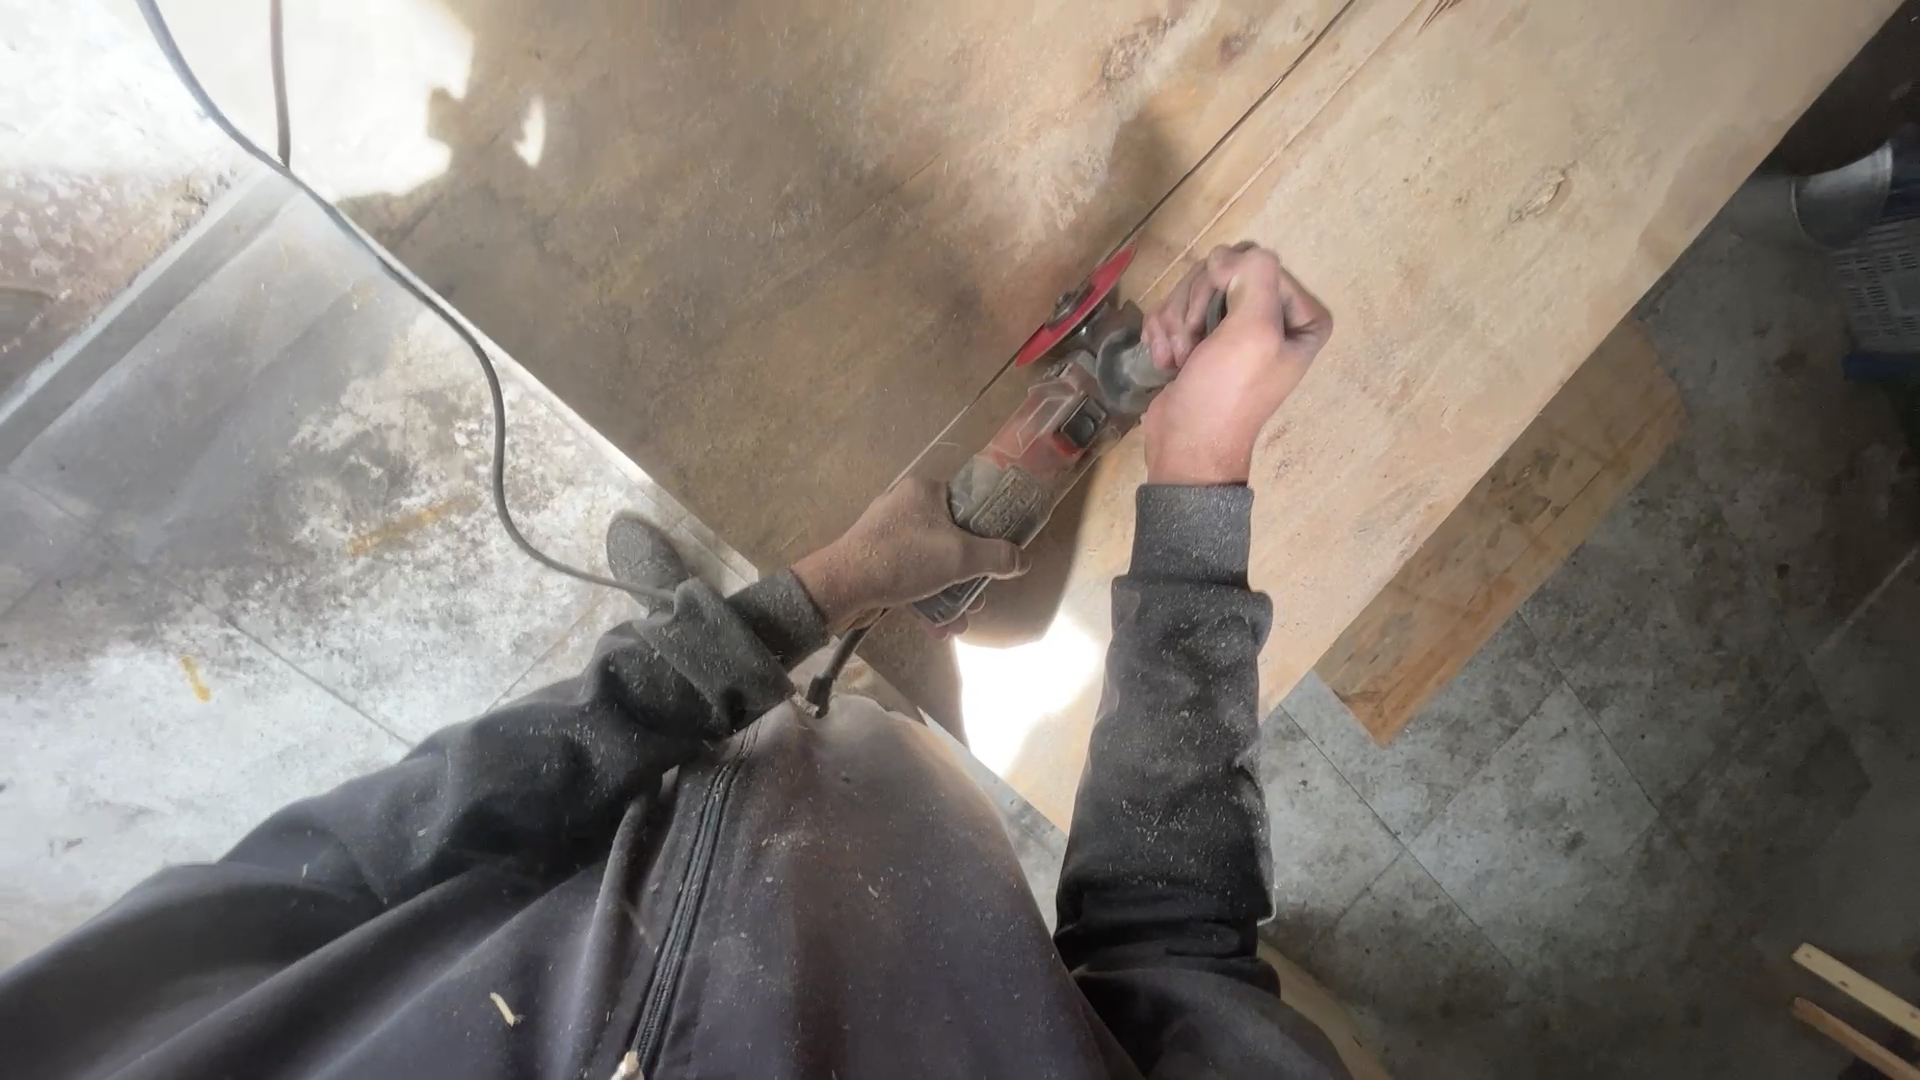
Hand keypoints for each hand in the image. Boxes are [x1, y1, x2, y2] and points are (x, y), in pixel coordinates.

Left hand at [792, 478, 1030, 634]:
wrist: (842, 587)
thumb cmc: (904, 559)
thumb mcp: (960, 557)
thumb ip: (997, 557)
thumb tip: (1022, 560)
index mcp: (924, 492)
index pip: (966, 501)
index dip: (988, 527)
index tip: (1000, 552)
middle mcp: (905, 507)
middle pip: (952, 537)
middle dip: (969, 573)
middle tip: (980, 595)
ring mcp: (889, 535)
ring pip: (933, 562)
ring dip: (950, 593)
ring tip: (961, 620)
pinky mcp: (877, 560)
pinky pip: (912, 576)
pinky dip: (927, 599)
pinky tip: (939, 628)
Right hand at [1139, 243, 1331, 484]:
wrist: (1186, 446)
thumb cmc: (1225, 394)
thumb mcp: (1253, 330)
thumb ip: (1253, 274)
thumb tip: (1221, 257)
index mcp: (1300, 316)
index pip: (1255, 262)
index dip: (1225, 286)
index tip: (1210, 324)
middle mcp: (1269, 317)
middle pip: (1219, 273)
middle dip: (1193, 309)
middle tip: (1189, 346)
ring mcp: (1231, 329)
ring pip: (1191, 290)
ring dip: (1174, 325)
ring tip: (1176, 360)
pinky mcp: (1197, 341)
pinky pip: (1173, 312)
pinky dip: (1162, 335)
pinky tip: (1165, 362)